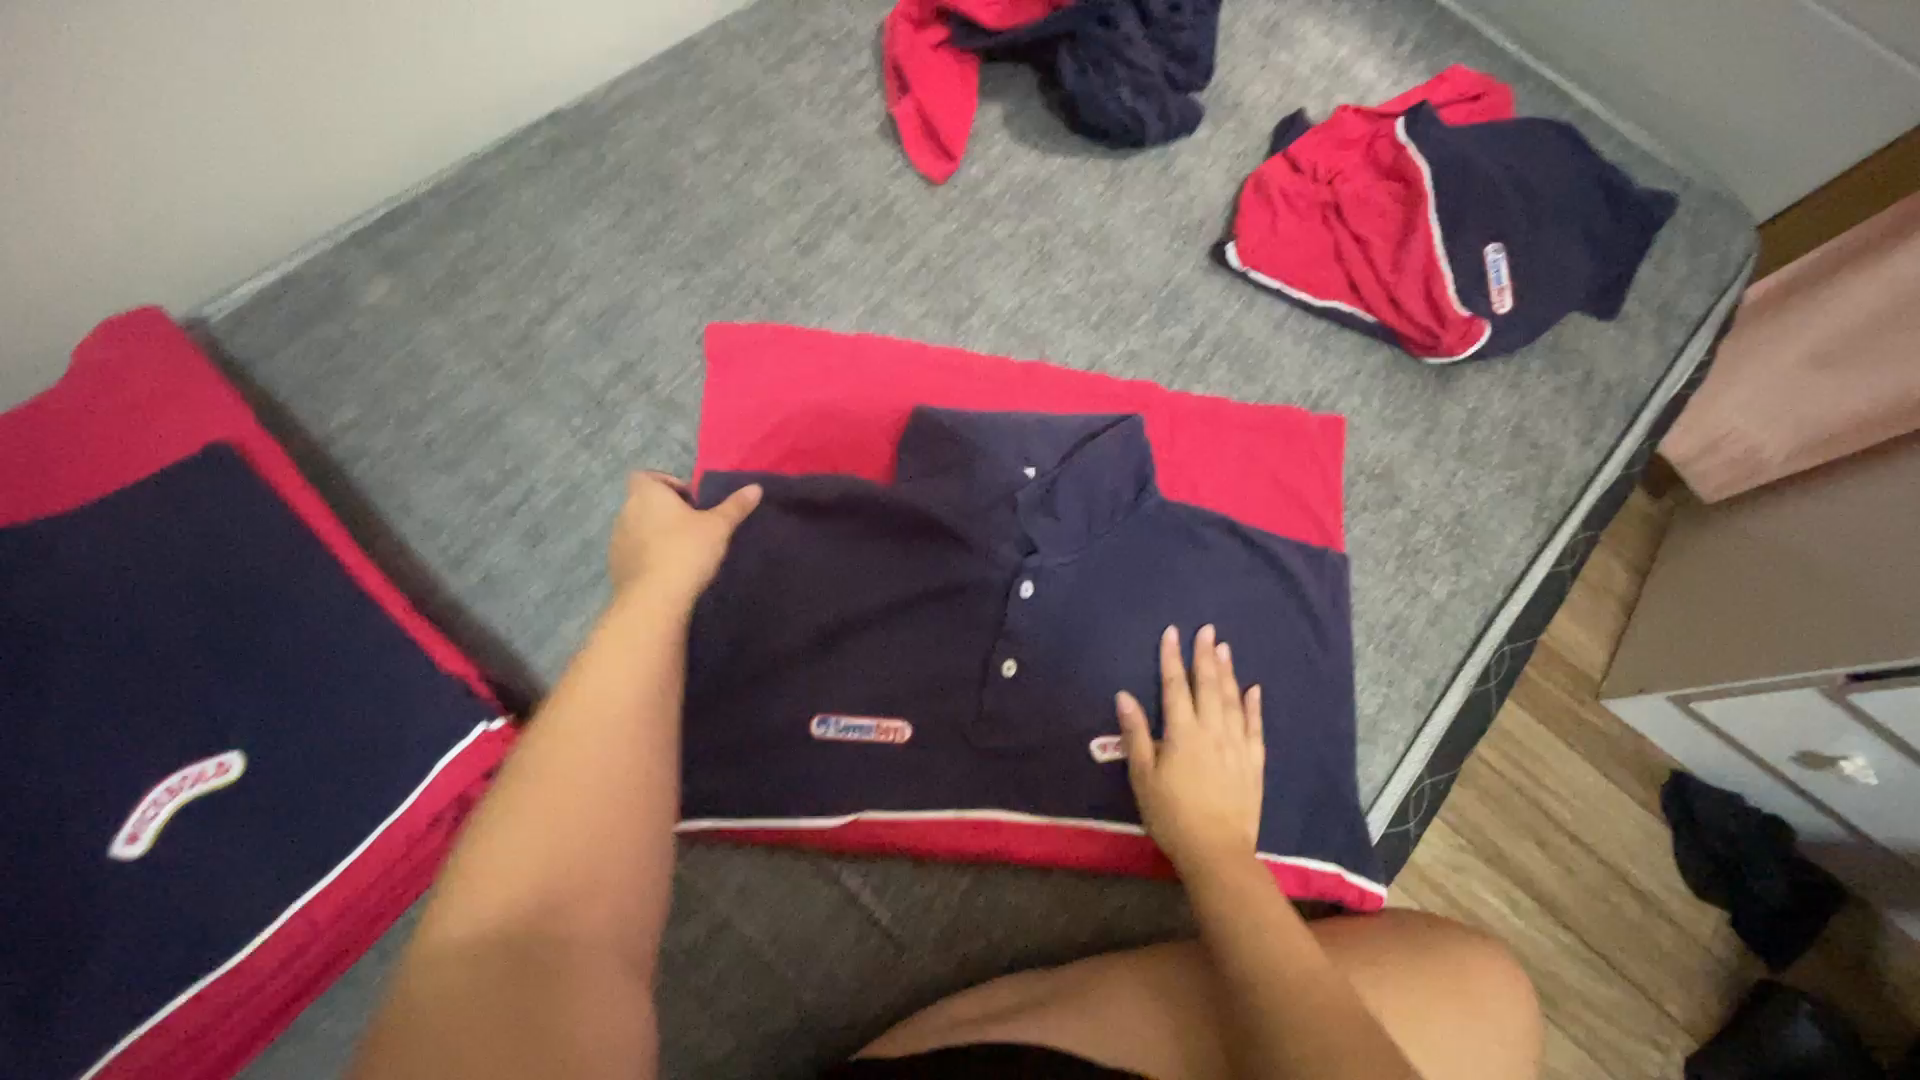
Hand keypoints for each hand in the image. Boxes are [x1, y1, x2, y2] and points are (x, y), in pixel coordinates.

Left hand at [607, 471, 761, 603]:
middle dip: (666, 510)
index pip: (646, 475)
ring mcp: (616, 539)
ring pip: (638, 527)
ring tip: (683, 549)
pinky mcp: (616, 565)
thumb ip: (735, 506)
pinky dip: (649, 554)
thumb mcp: (719, 526)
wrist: (654, 598)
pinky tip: (669, 570)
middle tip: (693, 525)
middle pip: (644, 501)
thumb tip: (755, 487)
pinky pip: (634, 551)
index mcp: (647, 493)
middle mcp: (626, 511)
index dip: (668, 483)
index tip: (690, 500)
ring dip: (656, 532)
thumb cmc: (687, 550)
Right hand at [1116, 624, 1265, 876]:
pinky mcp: (1254, 762)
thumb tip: (1124, 696)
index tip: (1172, 632)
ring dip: (1228, 672)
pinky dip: (1253, 705)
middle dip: (1205, 655)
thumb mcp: (1142, 776)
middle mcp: (1212, 731)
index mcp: (1182, 733)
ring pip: (1232, 700)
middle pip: (1208, 685)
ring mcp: (1237, 745)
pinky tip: (1253, 689)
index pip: (1175, 686)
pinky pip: (1255, 726)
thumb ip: (1135, 734)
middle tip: (1207, 630)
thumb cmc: (1171, 815)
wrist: (1216, 851)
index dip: (1172, 658)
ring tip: (1225, 648)